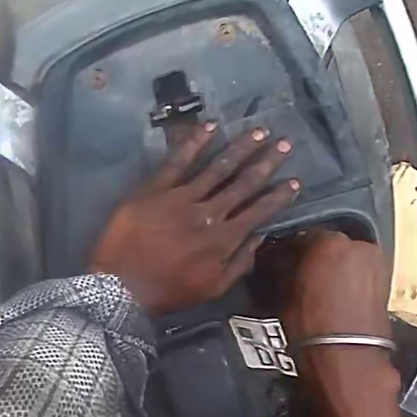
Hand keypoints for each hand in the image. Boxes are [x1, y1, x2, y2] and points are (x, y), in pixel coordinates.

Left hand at [87, 123, 299, 315]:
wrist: (121, 286)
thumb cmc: (168, 290)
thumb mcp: (212, 288)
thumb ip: (239, 263)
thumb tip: (261, 236)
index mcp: (224, 239)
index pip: (259, 211)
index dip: (278, 195)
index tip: (294, 181)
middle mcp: (208, 213)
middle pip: (243, 182)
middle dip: (266, 162)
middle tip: (284, 143)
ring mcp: (181, 197)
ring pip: (217, 167)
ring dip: (240, 147)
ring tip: (259, 131)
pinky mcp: (155, 188)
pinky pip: (178, 160)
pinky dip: (195, 141)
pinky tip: (210, 126)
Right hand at [284, 231, 415, 416]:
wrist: (346, 360)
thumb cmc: (308, 323)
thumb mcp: (284, 291)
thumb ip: (284, 267)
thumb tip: (278, 259)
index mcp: (329, 240)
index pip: (301, 236)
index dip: (288, 249)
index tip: (278, 261)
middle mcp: (358, 245)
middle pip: (329, 244)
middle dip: (314, 256)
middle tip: (295, 272)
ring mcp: (376, 264)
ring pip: (346, 259)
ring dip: (331, 268)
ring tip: (312, 287)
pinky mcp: (386, 284)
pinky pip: (358, 274)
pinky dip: (345, 280)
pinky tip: (330, 296)